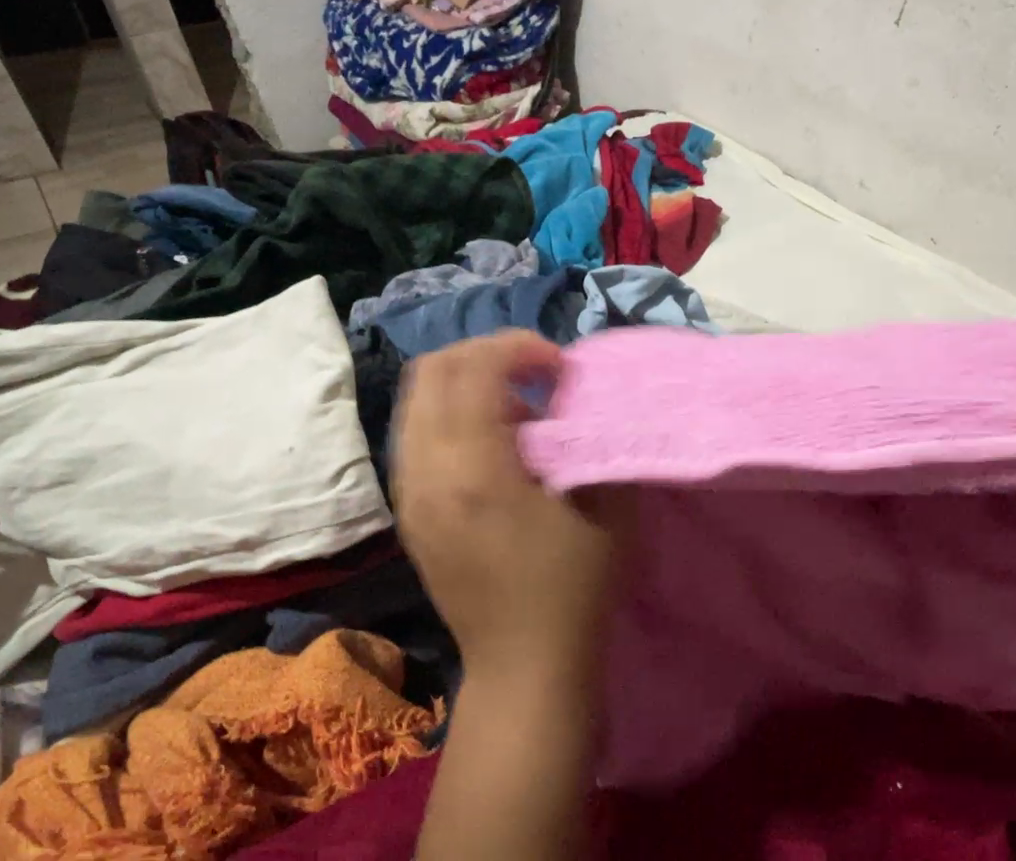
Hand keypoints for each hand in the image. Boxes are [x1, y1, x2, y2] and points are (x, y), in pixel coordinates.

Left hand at [389, 331, 629, 685]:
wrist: (523, 666)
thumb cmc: (573, 587)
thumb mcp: (606, 508)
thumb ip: (593, 440)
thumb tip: (576, 398)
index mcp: (474, 469)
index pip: (474, 368)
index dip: (520, 348)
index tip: (561, 368)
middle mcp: (426, 472)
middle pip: (430, 370)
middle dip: (486, 354)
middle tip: (535, 372)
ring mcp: (409, 493)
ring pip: (417, 400)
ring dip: (465, 383)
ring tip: (517, 406)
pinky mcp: (409, 511)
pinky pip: (417, 434)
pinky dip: (451, 415)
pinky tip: (495, 444)